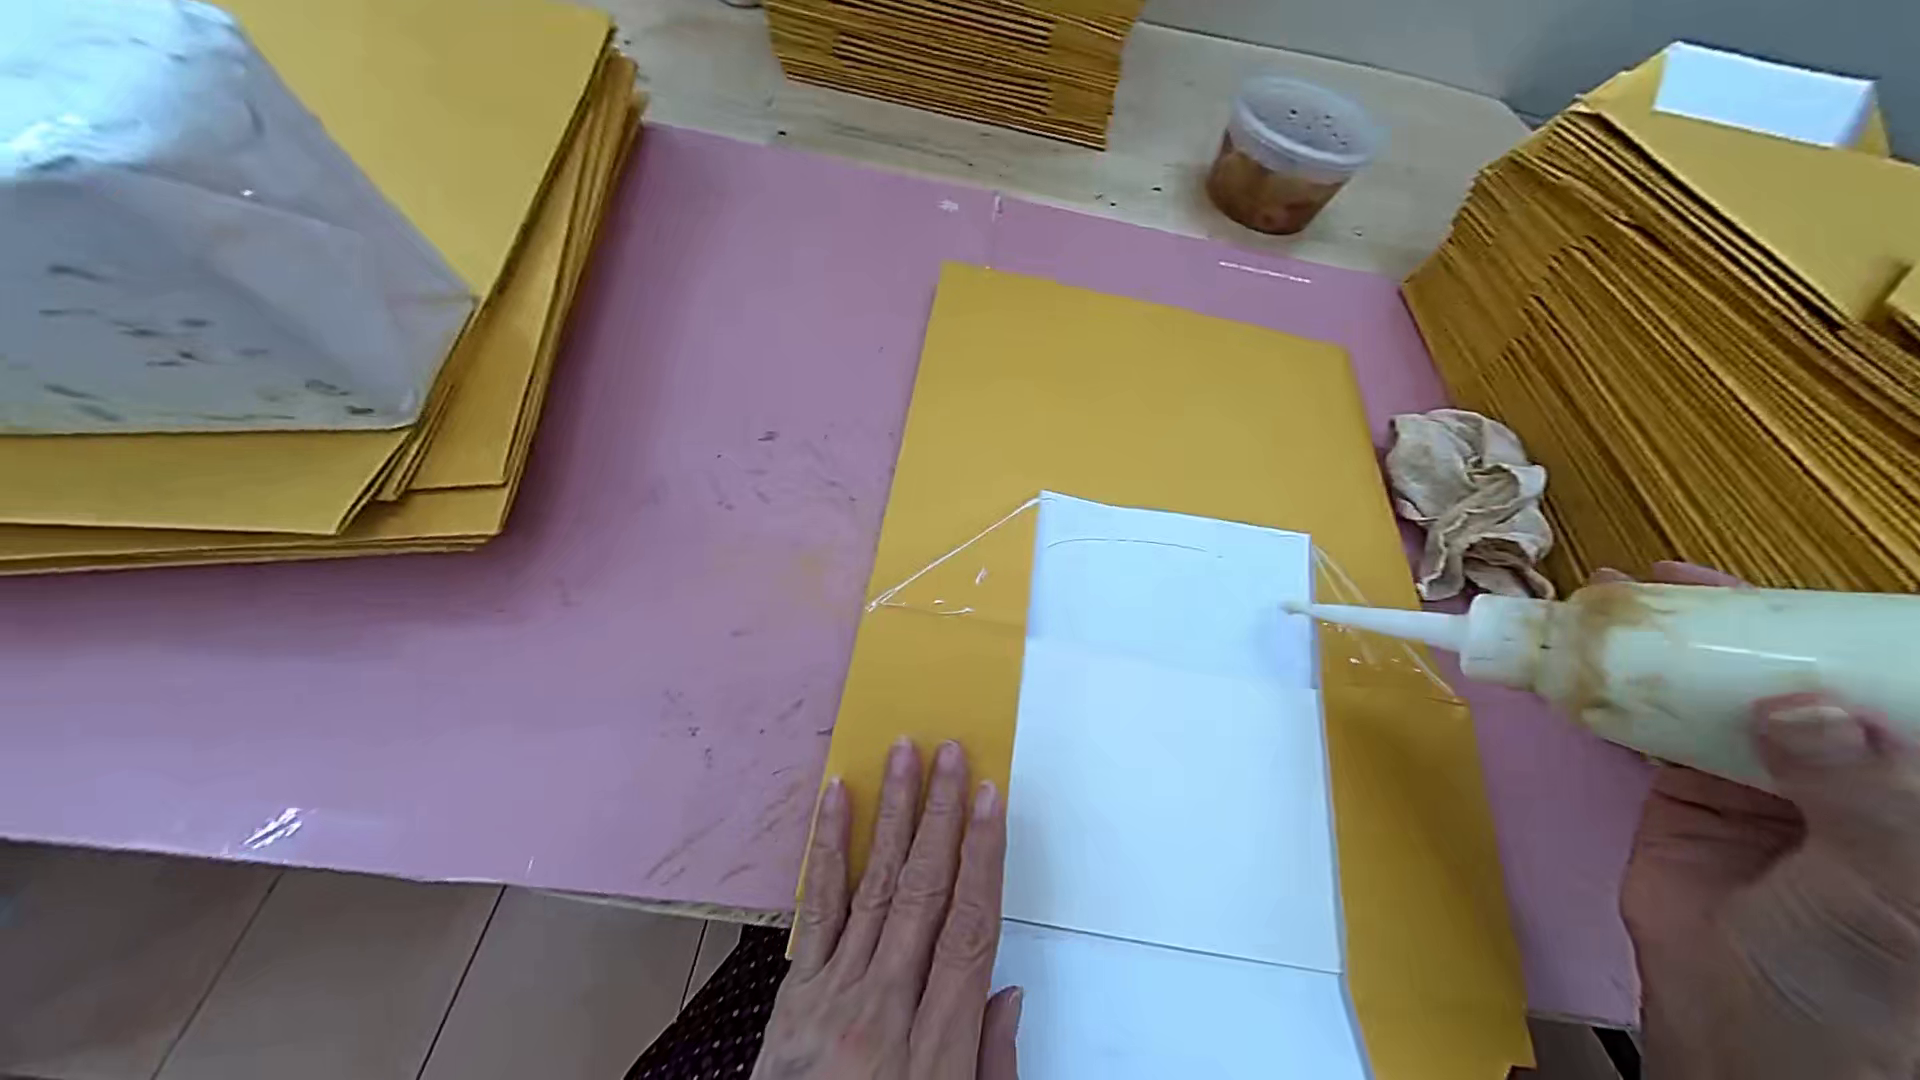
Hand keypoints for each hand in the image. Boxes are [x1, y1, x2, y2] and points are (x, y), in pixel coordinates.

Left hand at [753, 738, 1020, 1079]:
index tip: (990, 798)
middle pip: (922, 892)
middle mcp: (883, 1010)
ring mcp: (831, 997)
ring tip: (902, 755)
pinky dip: (827, 848)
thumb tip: (1008, 991)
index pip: (970, 927)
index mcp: (934, 1048)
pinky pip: (815, 910)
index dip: (984, 854)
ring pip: (873, 886)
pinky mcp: (792, 996)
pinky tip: (836, 799)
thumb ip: (990, 1065)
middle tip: (948, 754)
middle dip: (940, 814)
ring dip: (892, 813)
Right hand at [1604, 563, 1919, 1078]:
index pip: (1890, 686)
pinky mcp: (1686, 787)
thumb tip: (1800, 704)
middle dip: (1731, 625)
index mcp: (1910, 783)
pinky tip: (1586, 664)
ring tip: (1609, 602)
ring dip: (1660, 649)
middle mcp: (1849, 769)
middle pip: (1789, 676)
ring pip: (1711, 693)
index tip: (1778, 590)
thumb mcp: (1888, 890)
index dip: (1842, 629)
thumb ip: (1862, 799)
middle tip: (1669, 582)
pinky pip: (1651, 728)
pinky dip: (1616, 694)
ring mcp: (1759, 775)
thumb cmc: (1858, 968)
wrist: (1742, 1018)